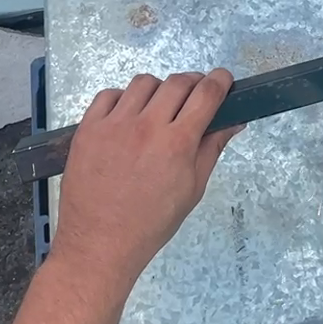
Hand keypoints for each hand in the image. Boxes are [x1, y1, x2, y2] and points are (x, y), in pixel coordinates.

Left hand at [51, 69, 240, 283]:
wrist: (99, 244)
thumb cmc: (151, 223)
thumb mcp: (192, 189)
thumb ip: (212, 148)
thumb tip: (234, 122)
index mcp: (177, 143)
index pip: (207, 94)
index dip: (220, 80)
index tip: (223, 79)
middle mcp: (146, 126)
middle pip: (178, 82)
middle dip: (194, 83)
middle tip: (195, 96)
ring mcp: (114, 125)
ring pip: (144, 83)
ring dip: (159, 89)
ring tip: (159, 108)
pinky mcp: (88, 128)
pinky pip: (109, 94)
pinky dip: (123, 99)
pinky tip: (127, 116)